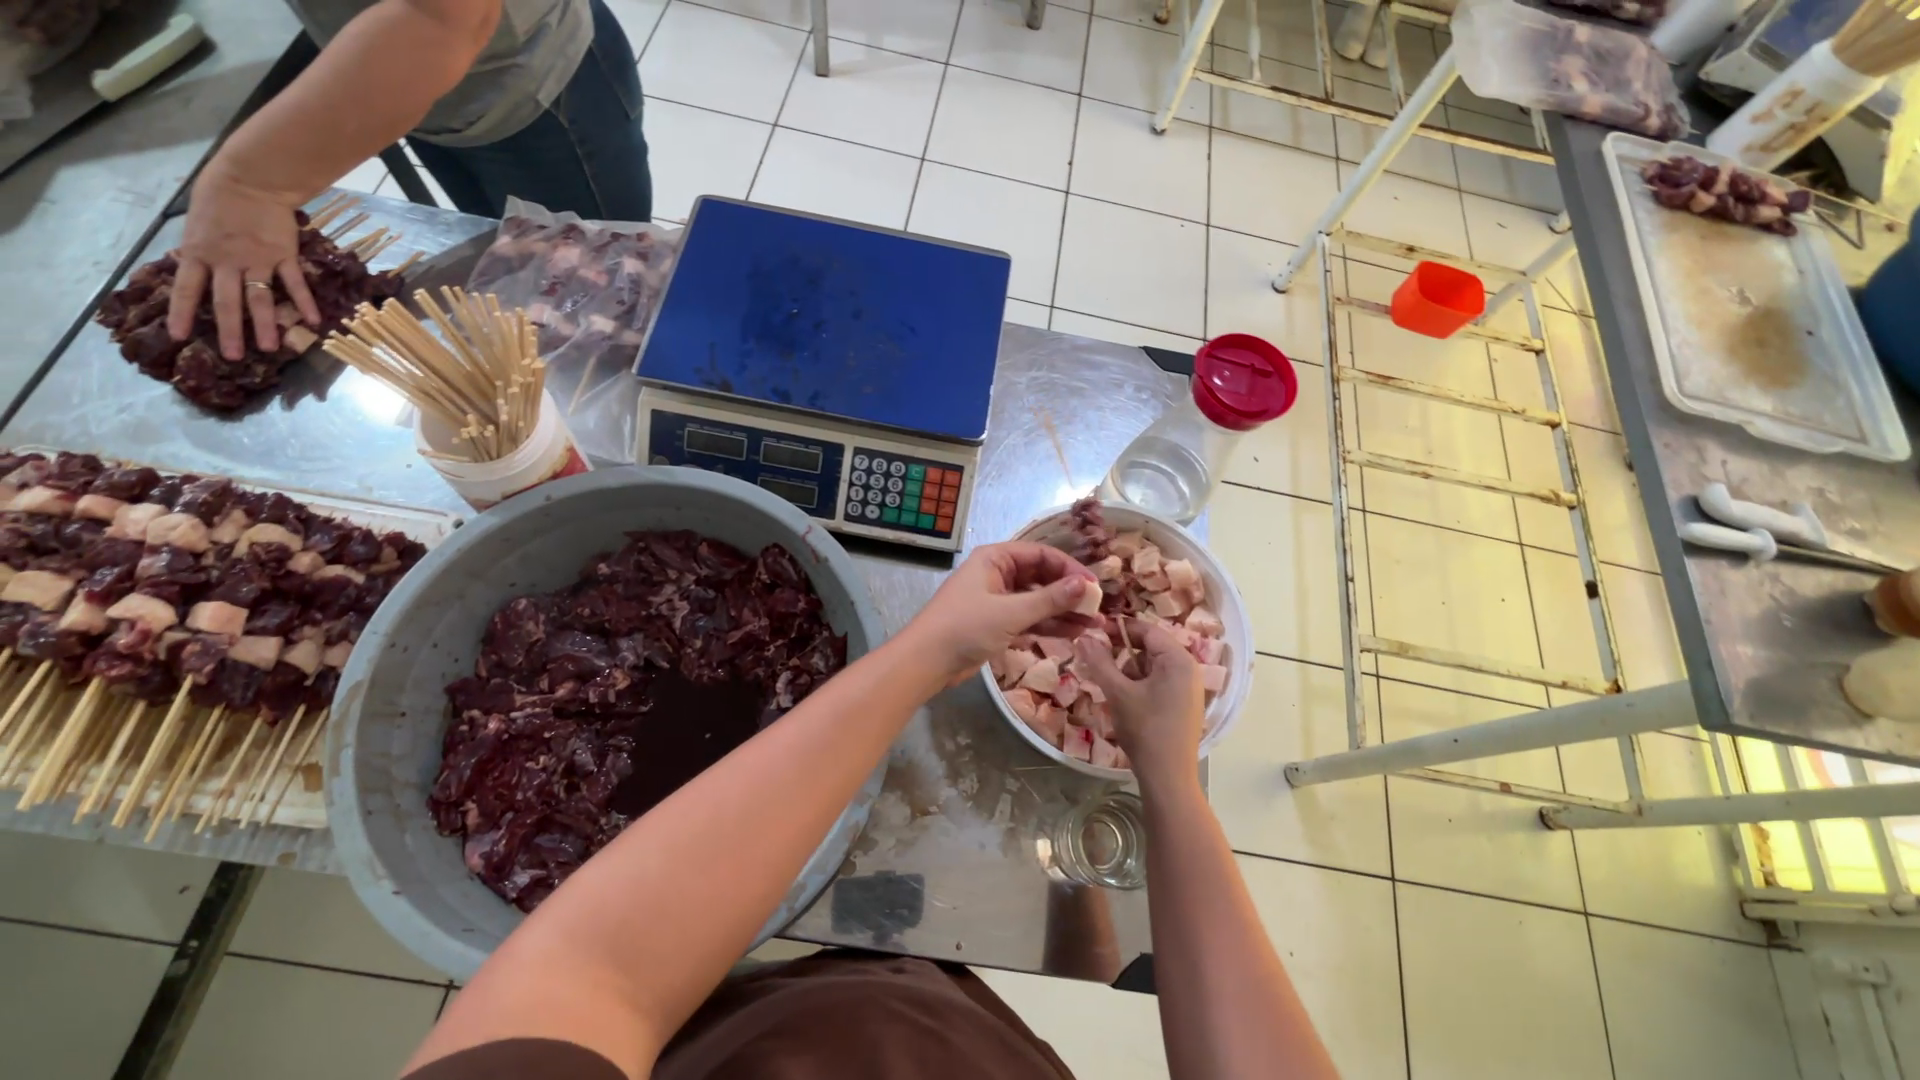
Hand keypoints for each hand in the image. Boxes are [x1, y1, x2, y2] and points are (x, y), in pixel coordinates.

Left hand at [167, 165, 320, 359]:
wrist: (250, 181)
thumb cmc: (218, 200)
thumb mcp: (197, 226)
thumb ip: (200, 252)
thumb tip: (195, 272)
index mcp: (199, 253)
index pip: (186, 289)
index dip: (182, 313)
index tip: (180, 336)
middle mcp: (226, 262)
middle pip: (226, 302)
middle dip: (229, 331)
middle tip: (233, 356)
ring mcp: (257, 261)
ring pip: (259, 298)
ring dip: (264, 325)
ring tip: (269, 347)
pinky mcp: (283, 256)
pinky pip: (294, 284)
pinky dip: (304, 303)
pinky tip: (314, 321)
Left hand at [904, 542, 1096, 686]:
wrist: (926, 662)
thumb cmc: (965, 628)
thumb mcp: (1010, 612)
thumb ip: (1049, 599)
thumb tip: (1085, 584)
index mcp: (995, 559)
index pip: (1041, 555)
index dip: (1069, 568)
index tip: (1094, 586)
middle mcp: (997, 575)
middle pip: (1042, 578)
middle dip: (1070, 593)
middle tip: (1098, 608)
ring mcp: (997, 601)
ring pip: (1038, 602)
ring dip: (1064, 612)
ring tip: (1095, 625)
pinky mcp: (997, 625)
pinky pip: (1030, 620)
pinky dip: (1049, 626)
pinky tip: (1074, 634)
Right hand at [1073, 620, 1203, 789]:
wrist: (1168, 776)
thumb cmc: (1145, 729)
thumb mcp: (1118, 693)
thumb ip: (1100, 662)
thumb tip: (1083, 637)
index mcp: (1178, 660)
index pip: (1147, 630)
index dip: (1119, 629)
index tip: (1094, 631)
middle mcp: (1189, 669)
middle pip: (1150, 648)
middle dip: (1122, 652)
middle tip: (1095, 659)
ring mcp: (1188, 688)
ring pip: (1152, 667)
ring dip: (1128, 671)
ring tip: (1110, 687)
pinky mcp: (1183, 704)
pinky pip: (1158, 683)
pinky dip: (1139, 685)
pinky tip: (1124, 700)